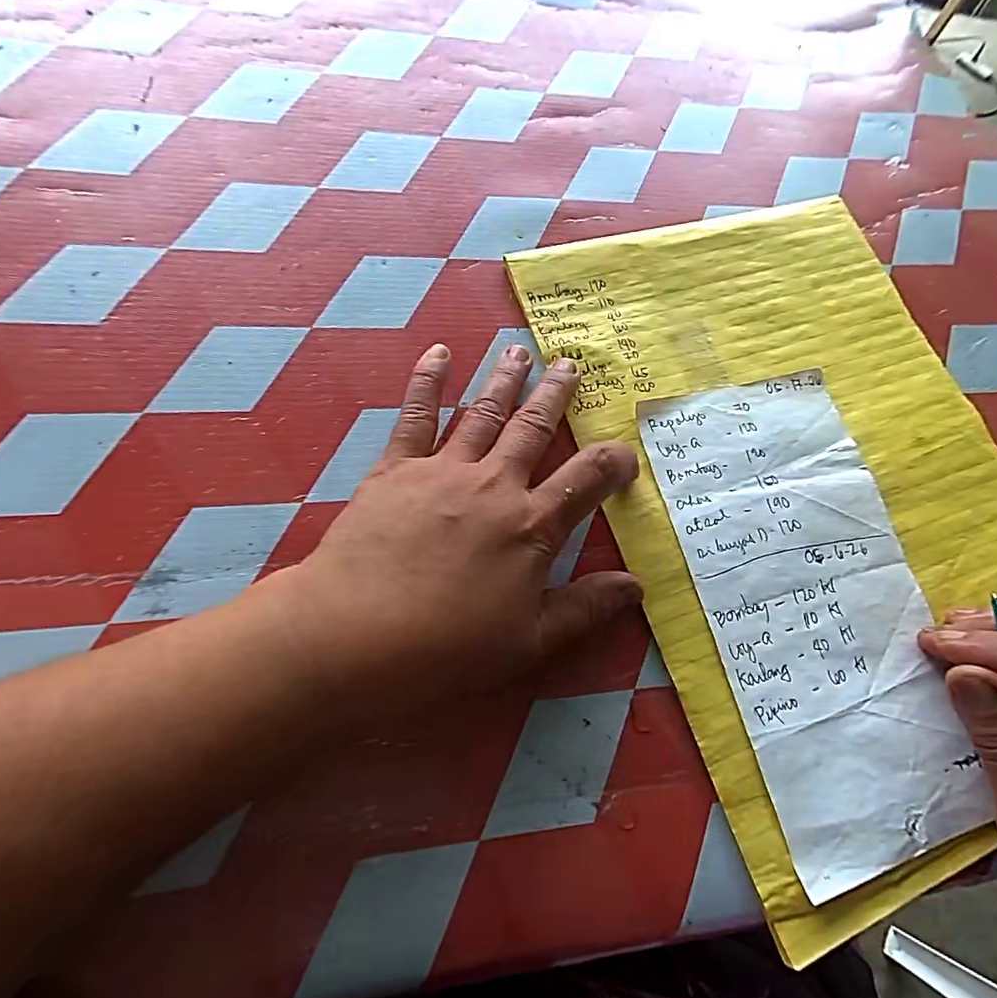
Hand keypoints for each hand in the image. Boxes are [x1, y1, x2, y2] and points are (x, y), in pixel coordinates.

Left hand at [262, 342, 642, 728]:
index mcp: (532, 525)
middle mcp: (494, 485)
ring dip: (504, 380)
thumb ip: (585, 609)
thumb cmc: (450, 646)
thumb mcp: (530, 640)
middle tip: (569, 364)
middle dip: (555, 396)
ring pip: (483, 413)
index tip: (623, 453)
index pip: (585, 480)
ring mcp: (444, 470)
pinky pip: (417, 415)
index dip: (611, 463)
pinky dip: (428, 381)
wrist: (360, 634)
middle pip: (533, 430)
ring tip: (519, 351)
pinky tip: (438, 354)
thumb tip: (636, 586)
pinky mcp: (396, 469)